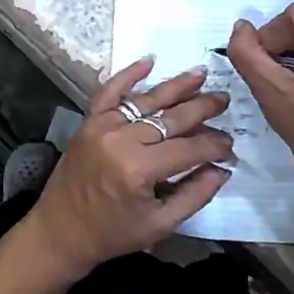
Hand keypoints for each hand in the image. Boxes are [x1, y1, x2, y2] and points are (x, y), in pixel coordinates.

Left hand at [21, 57, 234, 277]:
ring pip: (144, 101)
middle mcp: (120, 140)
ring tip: (201, 73)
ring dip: (175, 86)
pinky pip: (108, 92)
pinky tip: (149, 62)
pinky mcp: (88, 122)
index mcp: (139, 169)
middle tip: (224, 99)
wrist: (61, 228)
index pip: (189, 148)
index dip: (215, 145)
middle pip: (170, 118)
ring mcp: (101, 127)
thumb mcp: (160, 224)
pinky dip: (127, 76)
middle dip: (201, 108)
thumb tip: (223, 168)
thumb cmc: (113, 232)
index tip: (231, 145)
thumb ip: (195, 194)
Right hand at [223, 3, 293, 183]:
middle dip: (274, 46)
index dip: (269, 36)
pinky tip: (287, 81)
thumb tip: (239, 27)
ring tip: (279, 81)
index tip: (264, 66)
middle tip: (270, 76)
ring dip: (278, 53)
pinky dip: (287, 59)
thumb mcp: (270, 91)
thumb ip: (247, 54)